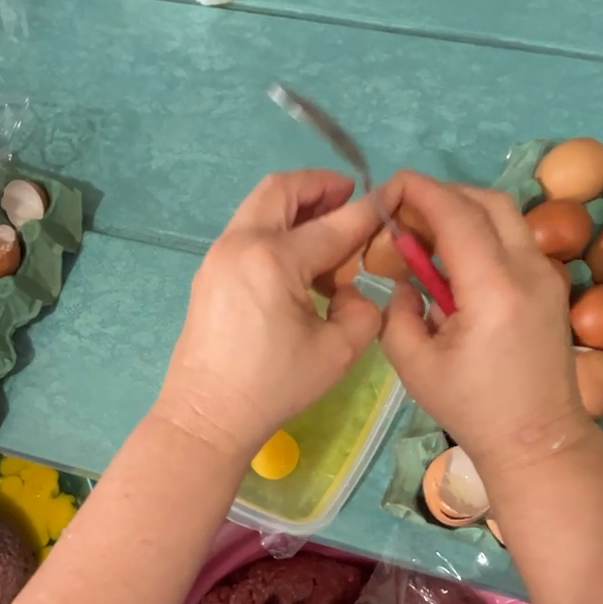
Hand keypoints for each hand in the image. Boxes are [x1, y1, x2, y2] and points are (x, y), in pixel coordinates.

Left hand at [153, 170, 384, 458]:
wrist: (208, 416)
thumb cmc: (273, 388)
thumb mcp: (338, 351)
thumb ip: (362, 308)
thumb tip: (348, 288)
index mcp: (273, 258)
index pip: (334, 224)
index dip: (370, 212)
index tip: (395, 198)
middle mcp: (240, 245)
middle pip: (282, 190)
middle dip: (320, 187)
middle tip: (348, 199)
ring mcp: (217, 259)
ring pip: (259, 210)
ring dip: (295, 211)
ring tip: (326, 240)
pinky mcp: (208, 277)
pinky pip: (245, 236)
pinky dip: (273, 234)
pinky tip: (296, 268)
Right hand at [377, 172, 597, 472]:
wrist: (535, 436)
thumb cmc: (471, 407)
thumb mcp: (415, 366)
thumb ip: (398, 316)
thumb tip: (404, 285)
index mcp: (493, 288)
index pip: (458, 217)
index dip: (422, 193)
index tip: (389, 187)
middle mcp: (528, 268)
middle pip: (489, 202)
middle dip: (444, 195)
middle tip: (405, 211)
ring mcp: (546, 274)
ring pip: (506, 217)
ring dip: (465, 211)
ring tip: (425, 232)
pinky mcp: (550, 286)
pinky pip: (514, 240)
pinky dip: (481, 233)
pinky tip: (452, 259)